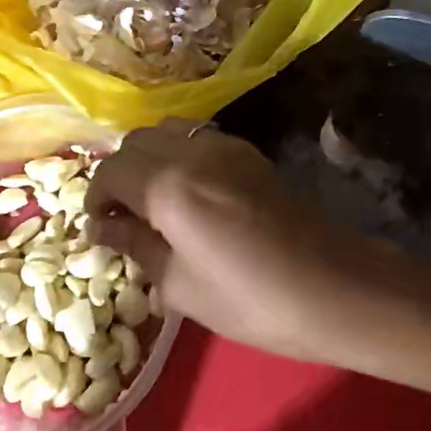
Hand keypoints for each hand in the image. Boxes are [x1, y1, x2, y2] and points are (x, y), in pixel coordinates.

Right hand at [85, 119, 379, 366]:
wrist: (333, 287)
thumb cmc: (251, 300)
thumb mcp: (181, 286)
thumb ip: (136, 247)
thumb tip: (102, 229)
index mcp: (169, 186)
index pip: (111, 170)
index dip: (97, 198)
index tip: (102, 229)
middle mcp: (193, 152)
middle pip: (136, 141)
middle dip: (120, 174)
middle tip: (124, 216)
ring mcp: (226, 146)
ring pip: (167, 130)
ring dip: (149, 158)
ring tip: (154, 201)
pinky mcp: (251, 153)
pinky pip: (198, 138)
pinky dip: (179, 154)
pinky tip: (189, 192)